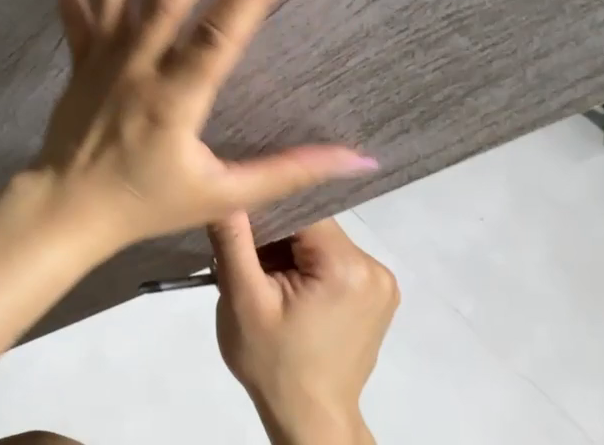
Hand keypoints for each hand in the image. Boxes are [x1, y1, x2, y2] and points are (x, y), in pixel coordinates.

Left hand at [29, 0, 376, 256]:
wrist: (68, 205)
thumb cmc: (147, 203)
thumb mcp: (224, 195)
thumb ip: (288, 171)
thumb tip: (361, 157)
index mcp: (179, 95)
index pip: (221, 32)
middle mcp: (139, 66)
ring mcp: (102, 59)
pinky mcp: (78, 62)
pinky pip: (73, 14)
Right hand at [211, 214, 396, 444]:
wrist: (307, 415)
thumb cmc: (273, 358)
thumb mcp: (241, 295)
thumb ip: (232, 236)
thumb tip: (224, 187)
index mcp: (347, 266)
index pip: (297, 208)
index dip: (260, 208)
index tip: (230, 216)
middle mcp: (374, 268)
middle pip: (308, 223)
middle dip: (270, 232)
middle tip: (238, 254)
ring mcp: (379, 284)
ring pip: (315, 240)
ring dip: (283, 249)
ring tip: (256, 273)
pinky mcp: (373, 297)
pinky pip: (327, 259)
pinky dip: (299, 264)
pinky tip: (277, 285)